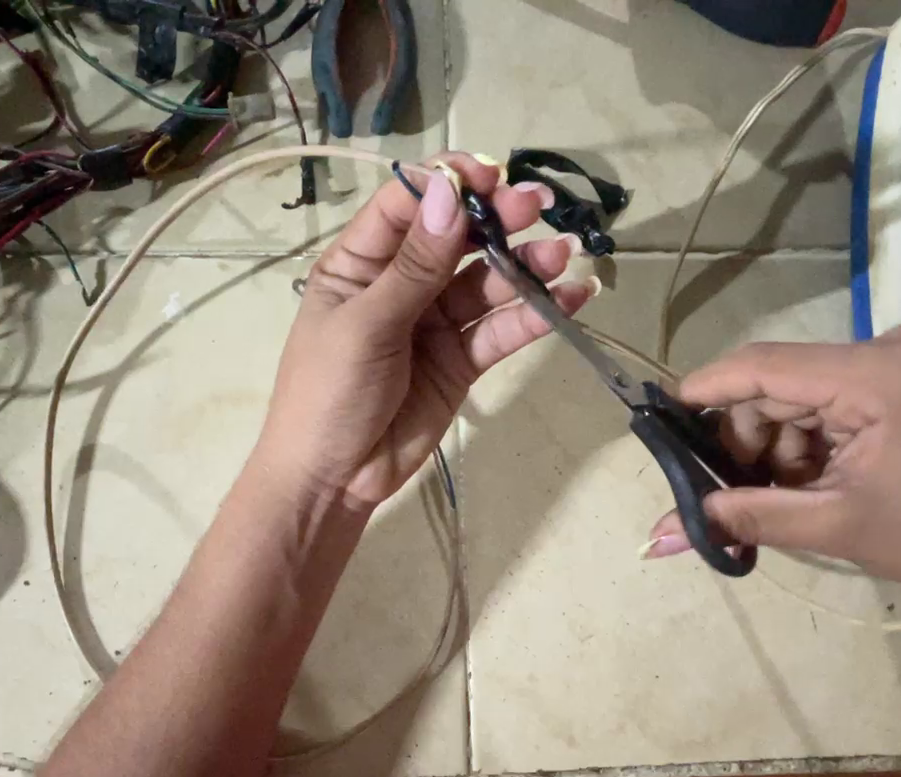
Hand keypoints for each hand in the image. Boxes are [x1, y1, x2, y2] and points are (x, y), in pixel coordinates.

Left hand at [252, 153, 596, 506]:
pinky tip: (571, 298)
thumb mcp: (365, 325)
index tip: (489, 176)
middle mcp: (401, 286)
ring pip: (485, 284)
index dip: (448, 185)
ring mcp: (434, 324)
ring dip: (524, 267)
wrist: (334, 477)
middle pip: (456, 239)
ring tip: (562, 256)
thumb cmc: (329, 393)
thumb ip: (413, 267)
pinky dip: (534, 316)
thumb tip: (448, 192)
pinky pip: (500, 331)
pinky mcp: (461, 362)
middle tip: (537, 207)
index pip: (408, 207)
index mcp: (360, 264)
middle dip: (495, 220)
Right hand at [645, 328, 900, 600]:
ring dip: (775, 449)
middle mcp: (887, 354)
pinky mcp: (899, 386)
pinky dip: (803, 446)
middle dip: (746, 440)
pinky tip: (813, 483)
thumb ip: (745, 518)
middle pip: (776, 386)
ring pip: (794, 400)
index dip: (707, 388)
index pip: (765, 365)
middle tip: (738, 493)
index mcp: (880, 376)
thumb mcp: (835, 528)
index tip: (660, 420)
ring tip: (792, 498)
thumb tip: (660, 535)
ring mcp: (896, 368)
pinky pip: (823, 407)